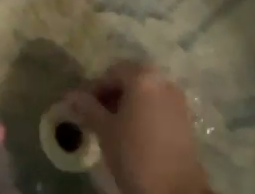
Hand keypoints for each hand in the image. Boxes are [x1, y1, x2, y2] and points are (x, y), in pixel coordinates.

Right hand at [63, 63, 208, 193]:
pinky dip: (143, 113)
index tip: (82, 107)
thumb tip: (69, 96)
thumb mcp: (105, 130)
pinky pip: (157, 106)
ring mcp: (177, 100)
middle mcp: (163, 81)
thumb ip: (87, 108)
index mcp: (143, 77)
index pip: (111, 73)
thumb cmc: (135, 154)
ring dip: (127, 104)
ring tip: (113, 126)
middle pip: (130, 80)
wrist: (175, 191)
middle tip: (96, 116)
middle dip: (111, 95)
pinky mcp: (185, 119)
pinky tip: (133, 133)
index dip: (94, 89)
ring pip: (144, 94)